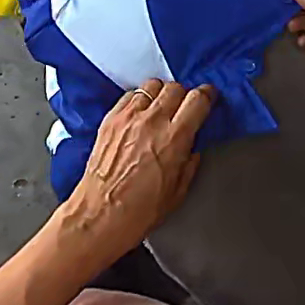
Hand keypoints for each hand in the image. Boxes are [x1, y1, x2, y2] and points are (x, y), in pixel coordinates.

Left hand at [56, 79, 213, 265]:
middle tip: (183, 108)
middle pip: (175, 87)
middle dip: (183, 96)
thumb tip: (192, 148)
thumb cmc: (138, 212)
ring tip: (160, 108)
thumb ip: (190, 163)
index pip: (198, 98)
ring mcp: (129, 118)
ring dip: (160, 95)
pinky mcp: (110, 120)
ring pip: (152, 85)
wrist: (97, 218)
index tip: (208, 98)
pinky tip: (139, 114)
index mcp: (175, 138)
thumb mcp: (178, 192)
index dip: (207, 95)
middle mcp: (153, 121)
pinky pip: (129, 96)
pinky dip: (138, 100)